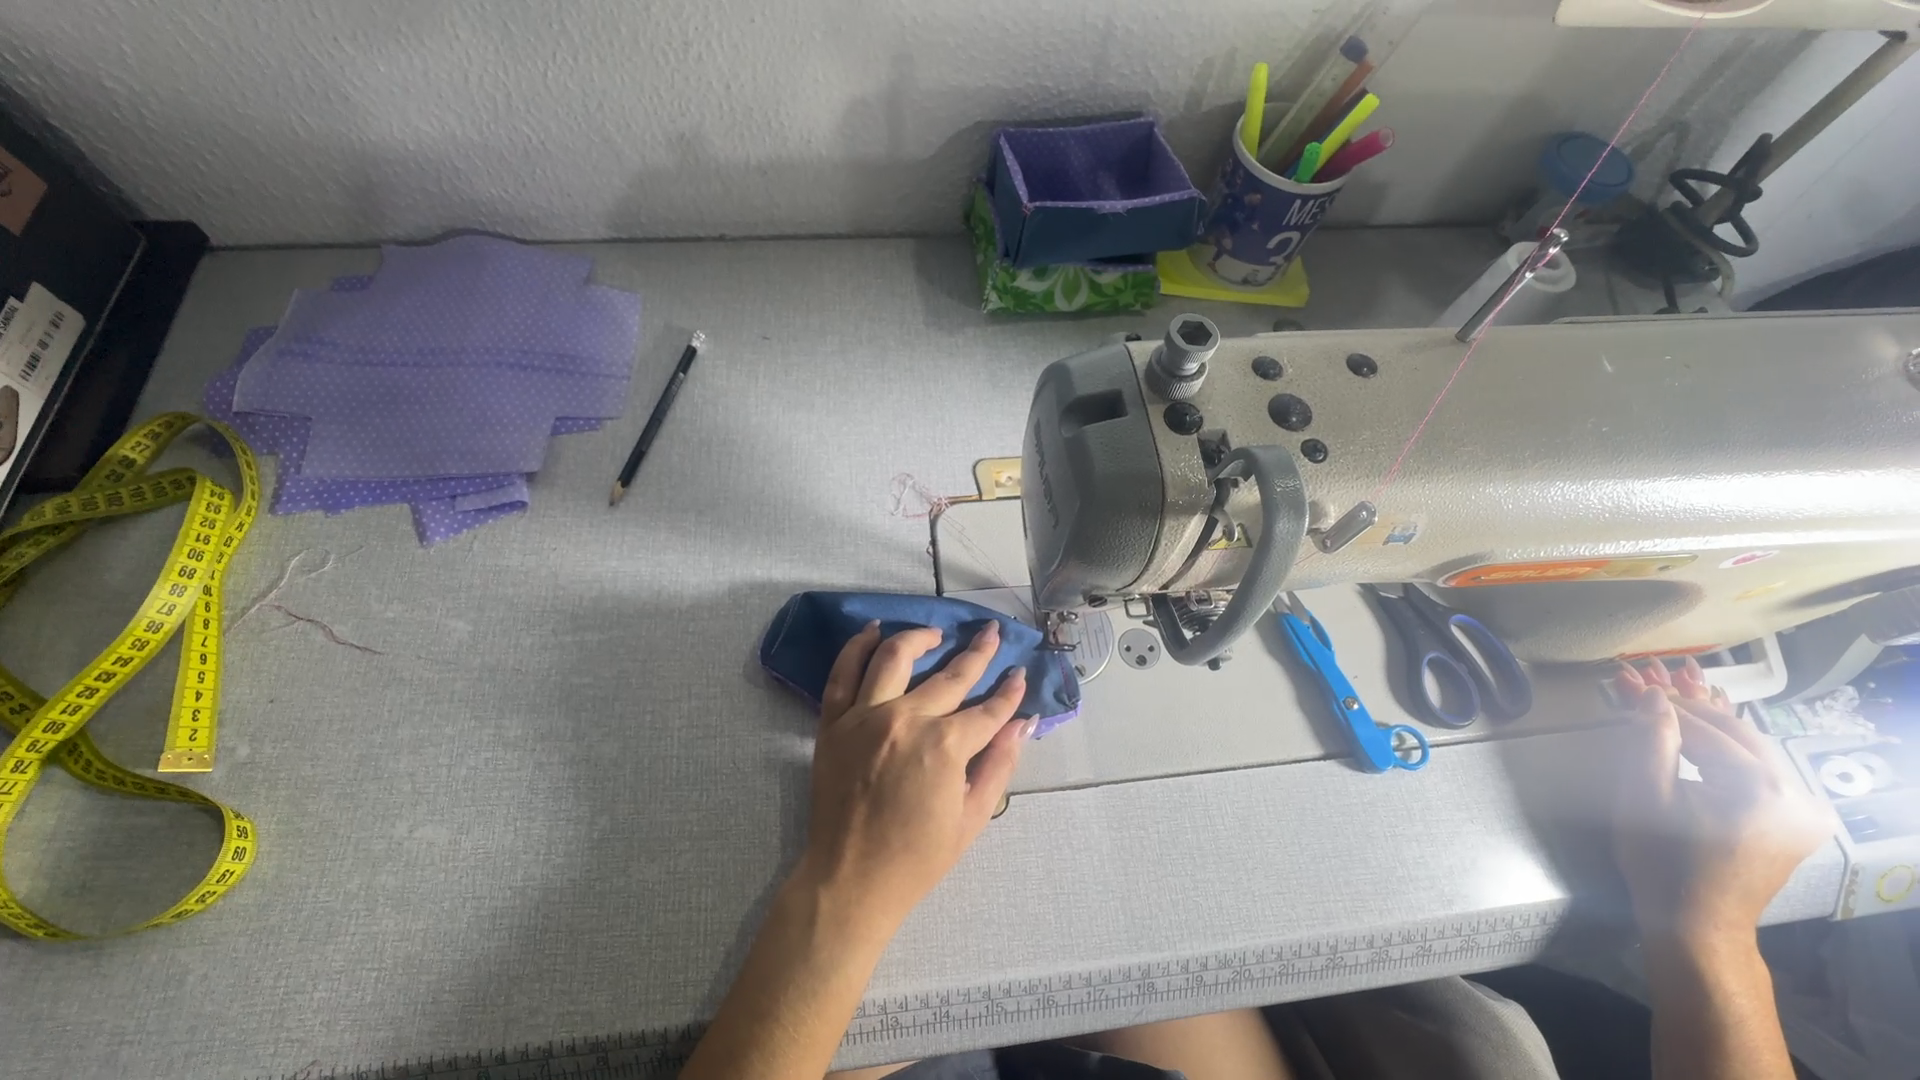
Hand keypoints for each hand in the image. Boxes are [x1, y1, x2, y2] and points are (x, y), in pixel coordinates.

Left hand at [796, 621, 1031, 929]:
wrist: (850, 878)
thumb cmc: (917, 857)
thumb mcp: (972, 818)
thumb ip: (999, 764)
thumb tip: (1024, 723)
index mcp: (945, 746)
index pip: (989, 709)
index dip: (1009, 692)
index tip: (1020, 674)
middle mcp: (907, 719)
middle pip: (951, 675)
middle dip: (978, 652)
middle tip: (990, 632)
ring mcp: (866, 716)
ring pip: (895, 658)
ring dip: (919, 638)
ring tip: (935, 634)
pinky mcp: (834, 722)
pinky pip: (843, 673)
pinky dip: (857, 647)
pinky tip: (873, 631)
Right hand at [1610, 658, 1829, 942]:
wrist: (1695, 920)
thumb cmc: (1660, 860)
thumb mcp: (1642, 795)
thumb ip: (1651, 741)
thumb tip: (1654, 697)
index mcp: (1760, 787)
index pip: (1705, 731)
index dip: (1664, 706)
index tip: (1631, 683)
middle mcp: (1795, 793)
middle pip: (1738, 733)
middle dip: (1692, 709)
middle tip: (1650, 687)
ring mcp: (1802, 809)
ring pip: (1752, 749)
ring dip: (1711, 726)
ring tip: (1673, 703)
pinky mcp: (1796, 820)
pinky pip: (1761, 771)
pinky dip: (1730, 750)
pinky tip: (1705, 735)